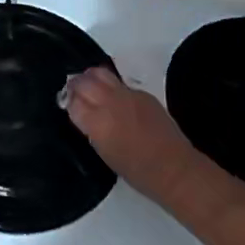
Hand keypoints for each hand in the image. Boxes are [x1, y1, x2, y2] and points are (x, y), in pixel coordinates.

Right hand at [63, 66, 205, 203]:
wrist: (175, 169)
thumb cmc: (136, 171)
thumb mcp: (102, 151)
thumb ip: (89, 126)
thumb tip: (80, 111)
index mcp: (97, 123)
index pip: (72, 101)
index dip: (69, 103)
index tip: (69, 106)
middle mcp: (110, 103)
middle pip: (83, 82)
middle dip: (76, 86)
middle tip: (75, 93)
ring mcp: (128, 95)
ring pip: (99, 73)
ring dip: (91, 79)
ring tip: (92, 89)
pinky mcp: (143, 93)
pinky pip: (120, 83)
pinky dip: (112, 88)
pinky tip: (117, 100)